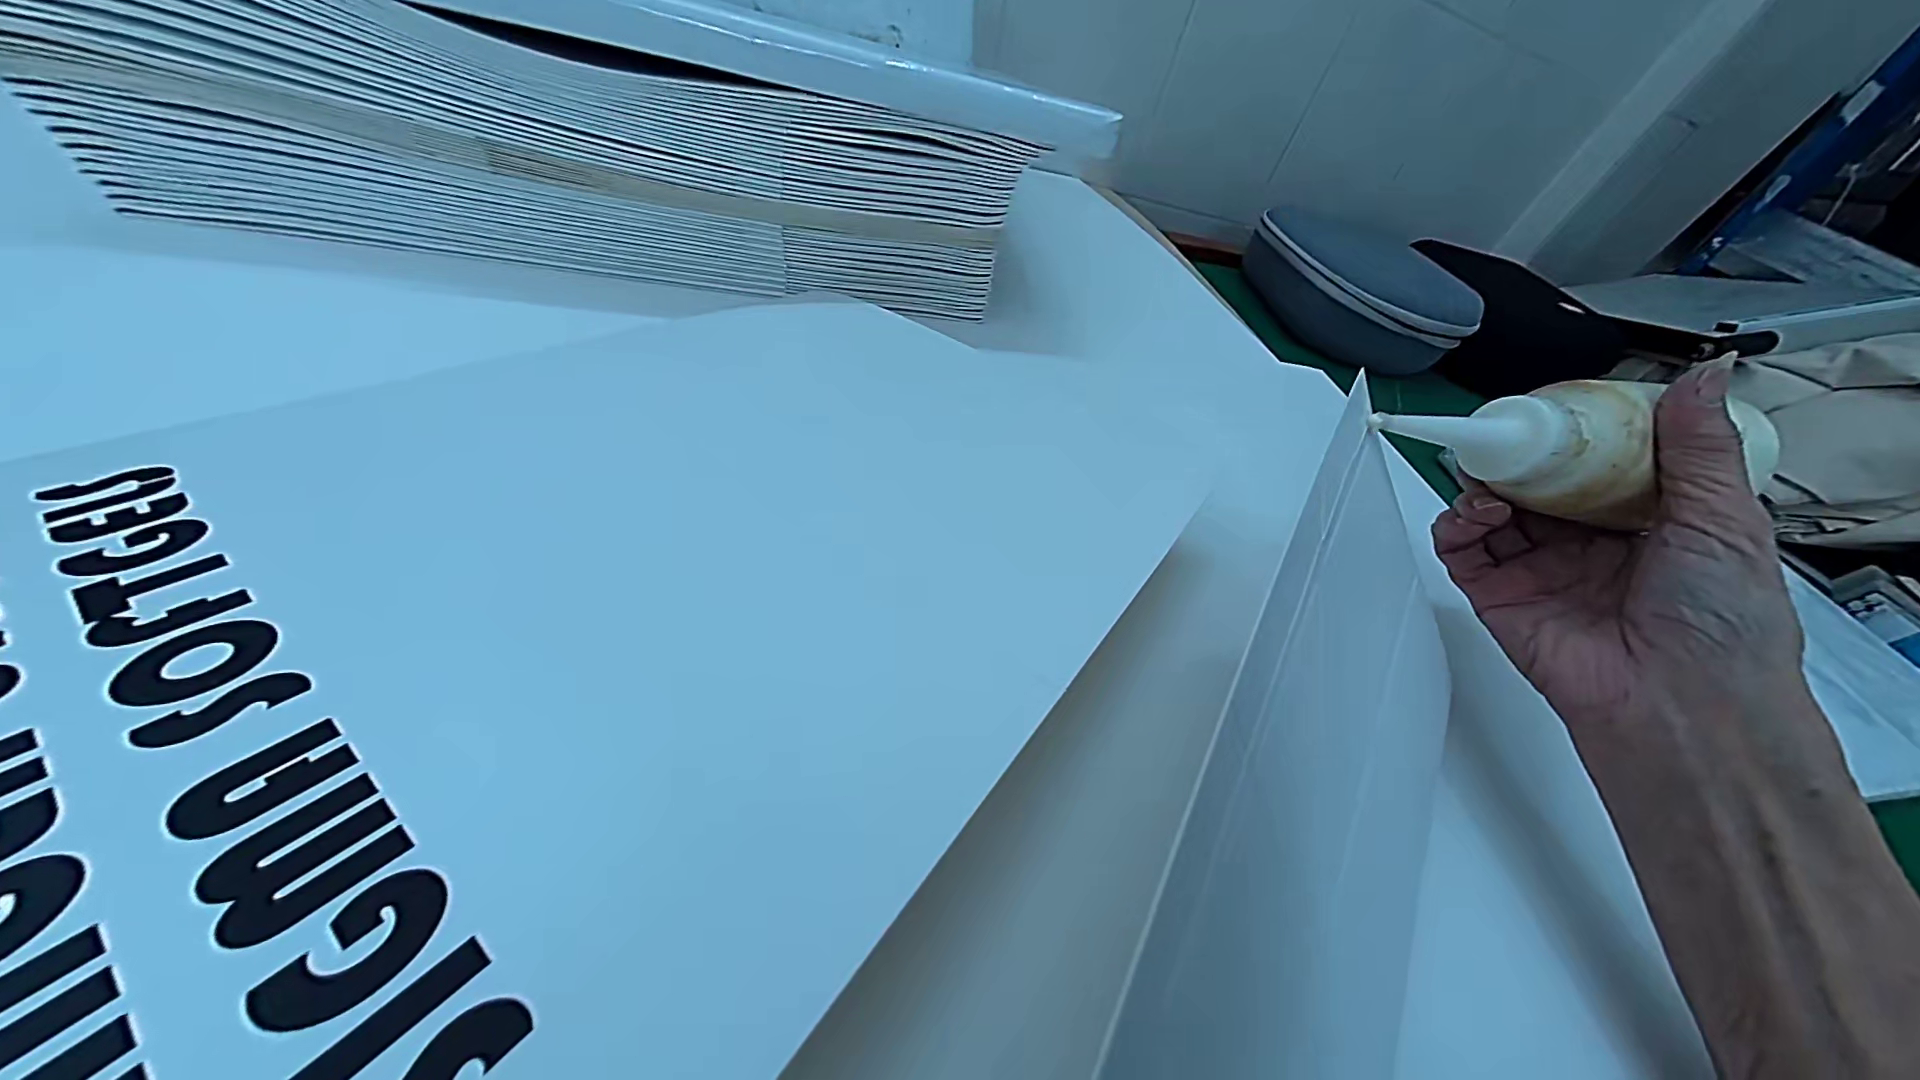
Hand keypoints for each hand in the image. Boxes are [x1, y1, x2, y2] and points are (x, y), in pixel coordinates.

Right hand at [1430, 361, 1808, 726]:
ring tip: (1491, 481)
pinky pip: (1459, 548)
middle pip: (1530, 485)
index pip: (1591, 466)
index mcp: (1640, 522)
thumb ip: (1700, 449)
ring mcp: (1535, 566)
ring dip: (1481, 489)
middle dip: (1516, 460)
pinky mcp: (1496, 591)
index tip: (1556, 413)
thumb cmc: (1721, 628)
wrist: (1676, 699)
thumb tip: (1701, 380)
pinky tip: (1475, 511)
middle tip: (1511, 438)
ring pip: (1488, 511)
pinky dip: (1455, 524)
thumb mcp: (1726, 520)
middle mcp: (1582, 542)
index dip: (1570, 438)